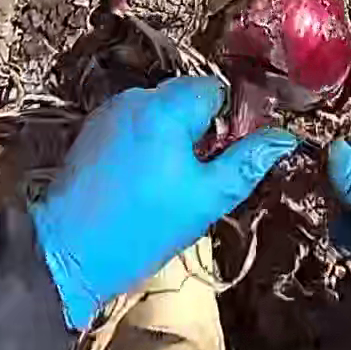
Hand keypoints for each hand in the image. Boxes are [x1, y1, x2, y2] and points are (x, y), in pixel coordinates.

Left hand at [33, 76, 298, 326]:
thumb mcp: (206, 199)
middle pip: (189, 97)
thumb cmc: (143, 227)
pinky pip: (138, 119)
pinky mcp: (95, 126)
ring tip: (168, 176)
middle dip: (201, 127)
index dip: (226, 123)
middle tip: (197, 172)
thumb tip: (285, 138)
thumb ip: (248, 162)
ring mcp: (113, 109)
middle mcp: (140, 96)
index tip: (221, 156)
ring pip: (163, 108)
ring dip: (174, 131)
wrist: (65, 257)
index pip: (216, 92)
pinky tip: (143, 173)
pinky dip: (148, 136)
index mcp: (169, 106)